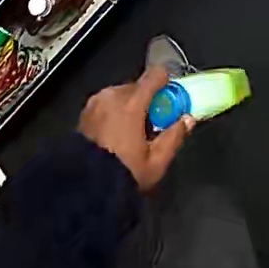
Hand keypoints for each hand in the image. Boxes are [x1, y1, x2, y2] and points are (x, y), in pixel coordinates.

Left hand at [78, 66, 191, 190]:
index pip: (155, 75)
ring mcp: (95, 104)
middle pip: (138, 87)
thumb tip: (187, 119)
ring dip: (130, 107)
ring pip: (121, 95)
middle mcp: (112, 97)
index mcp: (131, 103)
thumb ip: (175, 136)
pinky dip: (114, 114)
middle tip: (151, 127)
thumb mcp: (156, 163)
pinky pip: (106, 105)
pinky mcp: (83, 113)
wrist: (81, 192)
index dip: (166, 84)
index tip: (170, 101)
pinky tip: (114, 138)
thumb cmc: (121, 175)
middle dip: (147, 102)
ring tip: (131, 135)